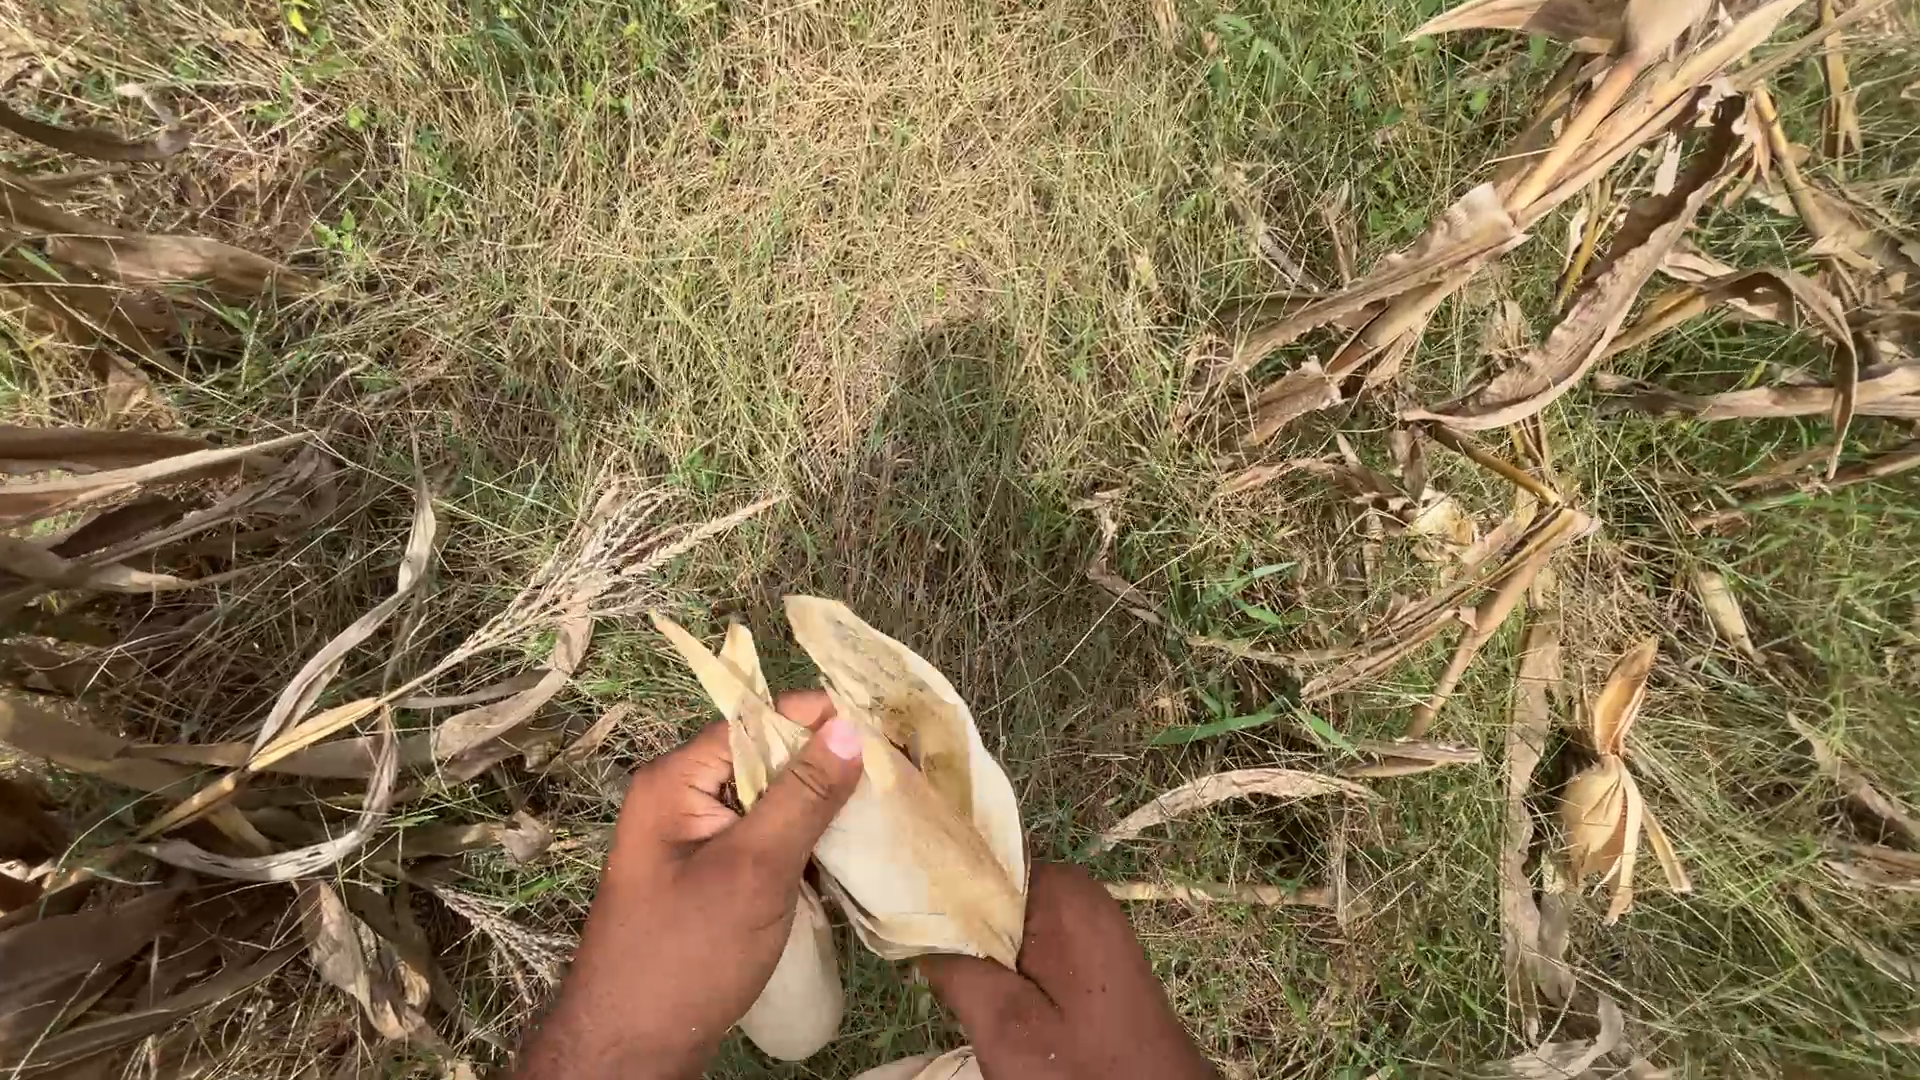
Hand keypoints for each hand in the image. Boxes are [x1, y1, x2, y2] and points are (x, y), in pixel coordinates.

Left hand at [514, 691, 863, 1079]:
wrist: (634, 1056)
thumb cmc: (689, 953)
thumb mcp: (755, 867)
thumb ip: (803, 795)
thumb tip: (848, 727)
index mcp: (677, 780)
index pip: (754, 723)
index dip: (814, 719)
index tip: (877, 726)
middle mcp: (683, 796)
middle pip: (765, 757)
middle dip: (824, 762)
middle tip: (888, 767)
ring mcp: (698, 836)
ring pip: (771, 797)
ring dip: (819, 801)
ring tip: (879, 801)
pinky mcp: (713, 870)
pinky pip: (766, 831)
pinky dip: (803, 834)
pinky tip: (845, 845)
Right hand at [918, 863, 1217, 1079]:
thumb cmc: (1085, 1069)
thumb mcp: (1007, 1027)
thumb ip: (958, 970)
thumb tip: (921, 933)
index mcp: (1060, 889)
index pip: (981, 861)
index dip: (944, 890)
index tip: (917, 922)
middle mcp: (1078, 888)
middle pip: (996, 886)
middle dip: (968, 925)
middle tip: (947, 968)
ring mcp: (1090, 916)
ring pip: (1013, 914)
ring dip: (989, 947)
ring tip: (974, 985)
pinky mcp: (1094, 945)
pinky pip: (1037, 933)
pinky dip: (1013, 958)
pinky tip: (1006, 995)